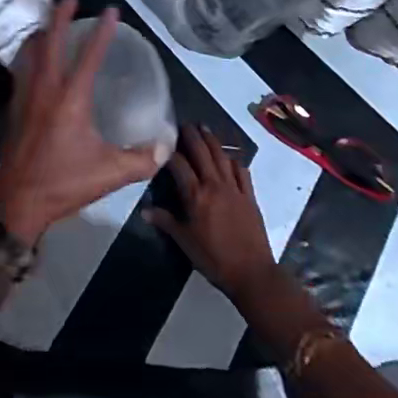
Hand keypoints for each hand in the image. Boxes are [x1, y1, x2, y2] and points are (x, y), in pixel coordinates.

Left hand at [0, 0, 170, 243]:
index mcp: (71, 99)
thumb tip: (165, 147)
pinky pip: (22, 68)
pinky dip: (29, 54)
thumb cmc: (64, 182)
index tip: (110, 10)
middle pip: (51, 41)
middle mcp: (46, 88)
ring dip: (42, 32)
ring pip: (32, 52)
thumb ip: (142, 159)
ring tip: (49, 22)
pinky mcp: (15, 105)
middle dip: (59, 16)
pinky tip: (33, 57)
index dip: (102, 31)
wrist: (18, 197)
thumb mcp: (111, 174)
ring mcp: (26, 94)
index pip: (89, 55)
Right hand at [147, 124, 276, 297]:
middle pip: (202, 153)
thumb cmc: (214, 258)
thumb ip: (165, 221)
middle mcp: (214, 185)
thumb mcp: (185, 242)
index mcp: (196, 195)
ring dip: (212, 140)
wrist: (253, 274)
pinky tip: (229, 157)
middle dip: (192, 136)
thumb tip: (144, 211)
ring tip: (204, 128)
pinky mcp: (250, 197)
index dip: (169, 150)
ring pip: (221, 157)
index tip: (161, 140)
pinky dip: (234, 160)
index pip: (179, 164)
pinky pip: (241, 172)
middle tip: (184, 123)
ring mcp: (234, 189)